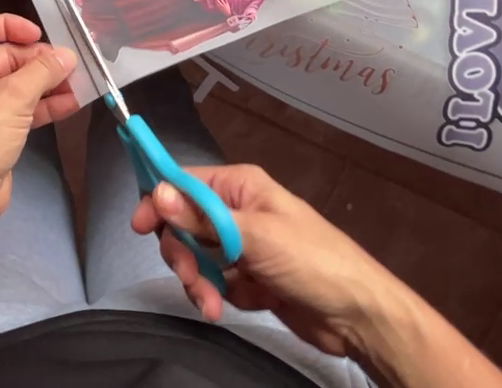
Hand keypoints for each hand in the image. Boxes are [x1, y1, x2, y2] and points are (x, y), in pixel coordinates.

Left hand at [0, 15, 79, 221]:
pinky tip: (72, 103)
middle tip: (71, 64)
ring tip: (79, 83)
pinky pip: (23, 107)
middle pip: (7, 56)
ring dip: (47, 82)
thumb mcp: (14, 97)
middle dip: (39, 60)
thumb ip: (42, 72)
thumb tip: (66, 54)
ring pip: (19, 83)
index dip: (13, 26)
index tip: (41, 35)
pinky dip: (45, 104)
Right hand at [133, 165, 402, 357]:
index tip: (139, 226)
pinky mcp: (249, 277)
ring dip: (197, 280)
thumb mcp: (255, 236)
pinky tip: (228, 307)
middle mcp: (236, 211)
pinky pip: (214, 281)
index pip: (184, 183)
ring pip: (197, 256)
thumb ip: (203, 218)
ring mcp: (242, 245)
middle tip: (191, 279)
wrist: (361, 318)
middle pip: (184, 224)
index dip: (159, 200)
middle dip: (182, 253)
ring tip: (211, 304)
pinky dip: (215, 295)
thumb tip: (157, 192)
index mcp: (238, 187)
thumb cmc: (313, 261)